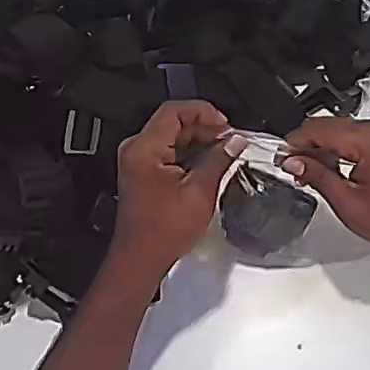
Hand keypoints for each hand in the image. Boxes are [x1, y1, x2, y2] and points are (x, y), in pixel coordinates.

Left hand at [112, 102, 244, 280]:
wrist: (141, 258)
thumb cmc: (161, 232)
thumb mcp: (199, 192)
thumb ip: (219, 160)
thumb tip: (234, 141)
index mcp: (144, 149)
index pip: (174, 111)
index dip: (202, 111)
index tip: (223, 122)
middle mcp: (136, 150)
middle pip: (172, 121)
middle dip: (203, 126)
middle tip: (228, 137)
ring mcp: (136, 160)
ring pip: (170, 135)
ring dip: (197, 138)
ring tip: (222, 149)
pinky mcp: (141, 172)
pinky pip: (165, 150)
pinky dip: (187, 151)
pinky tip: (206, 161)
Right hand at [283, 117, 369, 258]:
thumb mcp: (347, 202)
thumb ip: (316, 176)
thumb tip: (292, 161)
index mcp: (363, 140)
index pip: (314, 130)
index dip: (292, 144)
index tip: (279, 161)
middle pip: (323, 125)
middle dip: (302, 145)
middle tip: (290, 169)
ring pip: (334, 131)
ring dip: (317, 149)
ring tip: (307, 175)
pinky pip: (347, 139)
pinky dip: (332, 151)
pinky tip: (327, 173)